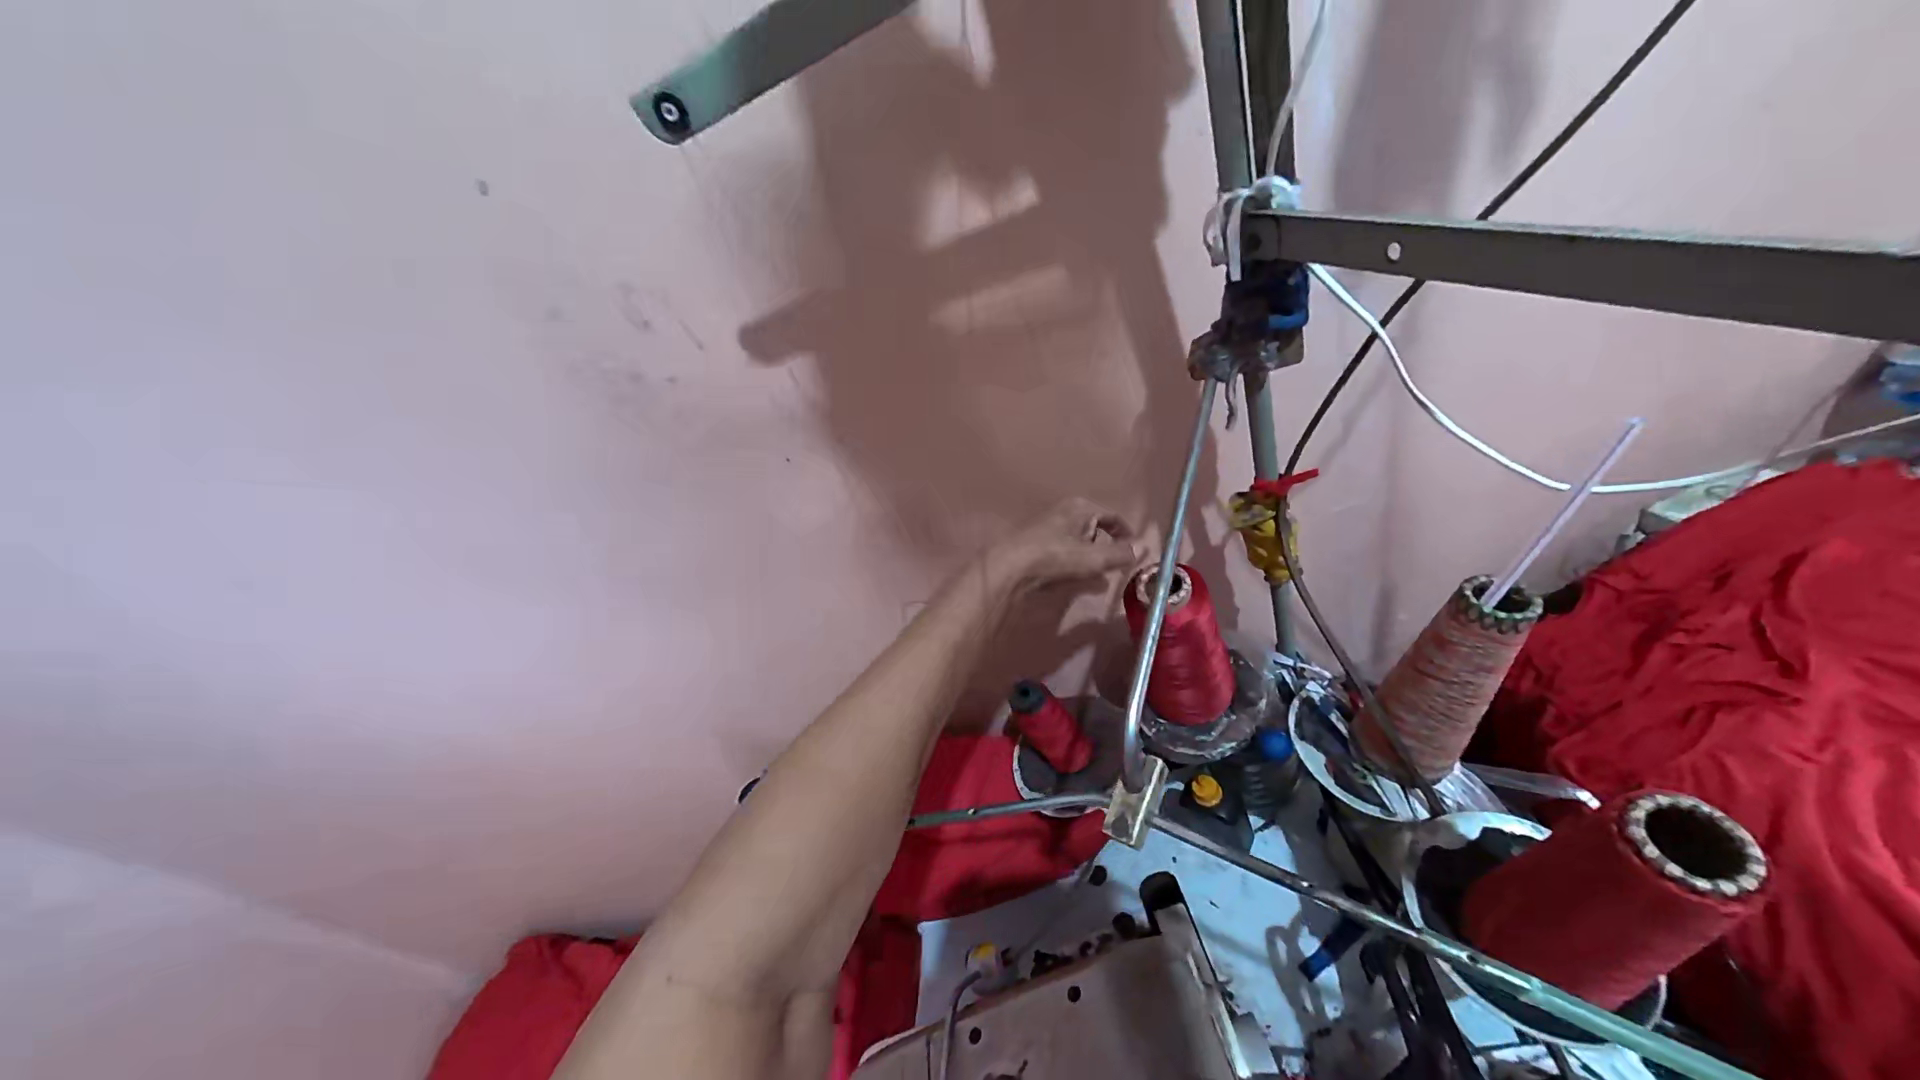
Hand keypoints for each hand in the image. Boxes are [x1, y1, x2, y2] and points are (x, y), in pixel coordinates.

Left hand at [981, 497, 1140, 593]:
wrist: (1010, 568)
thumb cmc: (1056, 557)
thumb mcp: (1094, 558)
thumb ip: (1120, 554)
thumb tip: (1142, 549)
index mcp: (1081, 507)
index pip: (1113, 516)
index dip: (1126, 533)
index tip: (1133, 551)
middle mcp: (1064, 511)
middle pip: (1094, 526)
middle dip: (1106, 545)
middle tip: (1115, 565)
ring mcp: (1048, 525)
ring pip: (1078, 539)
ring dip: (1089, 555)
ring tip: (1096, 574)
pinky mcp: (1035, 542)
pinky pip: (1063, 549)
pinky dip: (1072, 560)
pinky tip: (1072, 576)